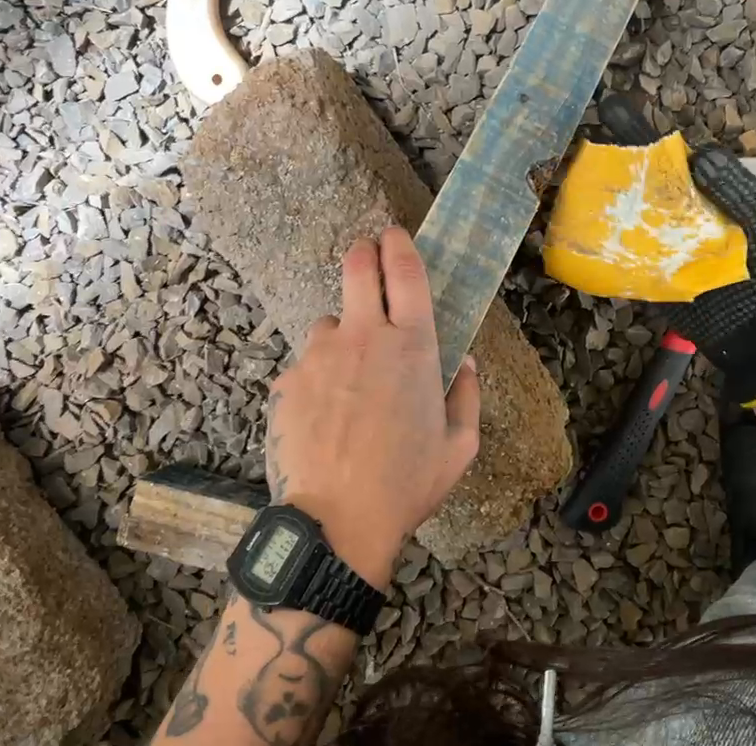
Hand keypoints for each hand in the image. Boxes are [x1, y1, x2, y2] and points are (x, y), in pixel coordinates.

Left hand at [263, 227, 480, 587]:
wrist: (336, 521)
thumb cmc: (406, 484)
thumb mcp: (459, 447)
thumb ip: (467, 396)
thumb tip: (467, 365)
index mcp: (413, 346)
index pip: (406, 271)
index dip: (400, 244)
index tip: (395, 234)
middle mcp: (364, 337)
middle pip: (357, 267)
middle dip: (362, 253)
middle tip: (366, 259)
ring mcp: (320, 356)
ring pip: (328, 322)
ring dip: (341, 335)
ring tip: (347, 379)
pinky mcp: (288, 380)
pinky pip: (306, 366)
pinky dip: (317, 378)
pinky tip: (324, 416)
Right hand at [596, 94, 755, 408]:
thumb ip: (740, 191)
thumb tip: (702, 154)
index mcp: (714, 193)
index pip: (675, 156)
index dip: (642, 133)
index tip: (612, 109)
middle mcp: (684, 214)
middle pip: (643, 181)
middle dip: (610, 160)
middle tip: (574, 140)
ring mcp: (664, 245)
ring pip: (626, 216)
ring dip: (598, 200)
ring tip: (564, 180)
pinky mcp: (649, 277)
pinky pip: (620, 256)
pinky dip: (597, 246)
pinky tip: (571, 231)